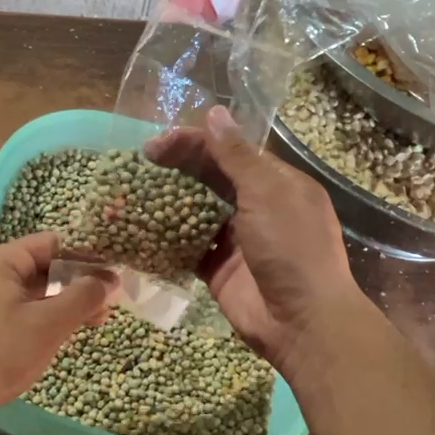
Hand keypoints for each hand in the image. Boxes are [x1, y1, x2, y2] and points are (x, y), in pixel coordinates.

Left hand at [0, 232, 114, 423]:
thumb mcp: (48, 324)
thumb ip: (82, 297)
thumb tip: (108, 279)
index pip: (51, 244)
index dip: (85, 257)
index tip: (114, 276)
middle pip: (41, 268)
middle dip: (76, 284)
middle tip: (109, 304)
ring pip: (30, 293)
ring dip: (61, 304)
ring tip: (93, 322)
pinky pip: (16, 312)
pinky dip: (41, 319)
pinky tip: (59, 336)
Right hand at [145, 106, 366, 374]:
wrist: (301, 321)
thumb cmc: (291, 248)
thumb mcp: (267, 193)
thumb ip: (236, 156)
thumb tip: (215, 113)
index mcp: (277, 183)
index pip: (231, 151)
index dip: (195, 142)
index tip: (159, 143)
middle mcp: (257, 207)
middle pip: (211, 178)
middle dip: (177, 167)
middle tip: (141, 162)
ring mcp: (236, 239)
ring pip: (196, 211)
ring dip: (168, 200)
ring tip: (133, 192)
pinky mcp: (218, 269)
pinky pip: (188, 246)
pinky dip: (167, 237)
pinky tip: (140, 227)